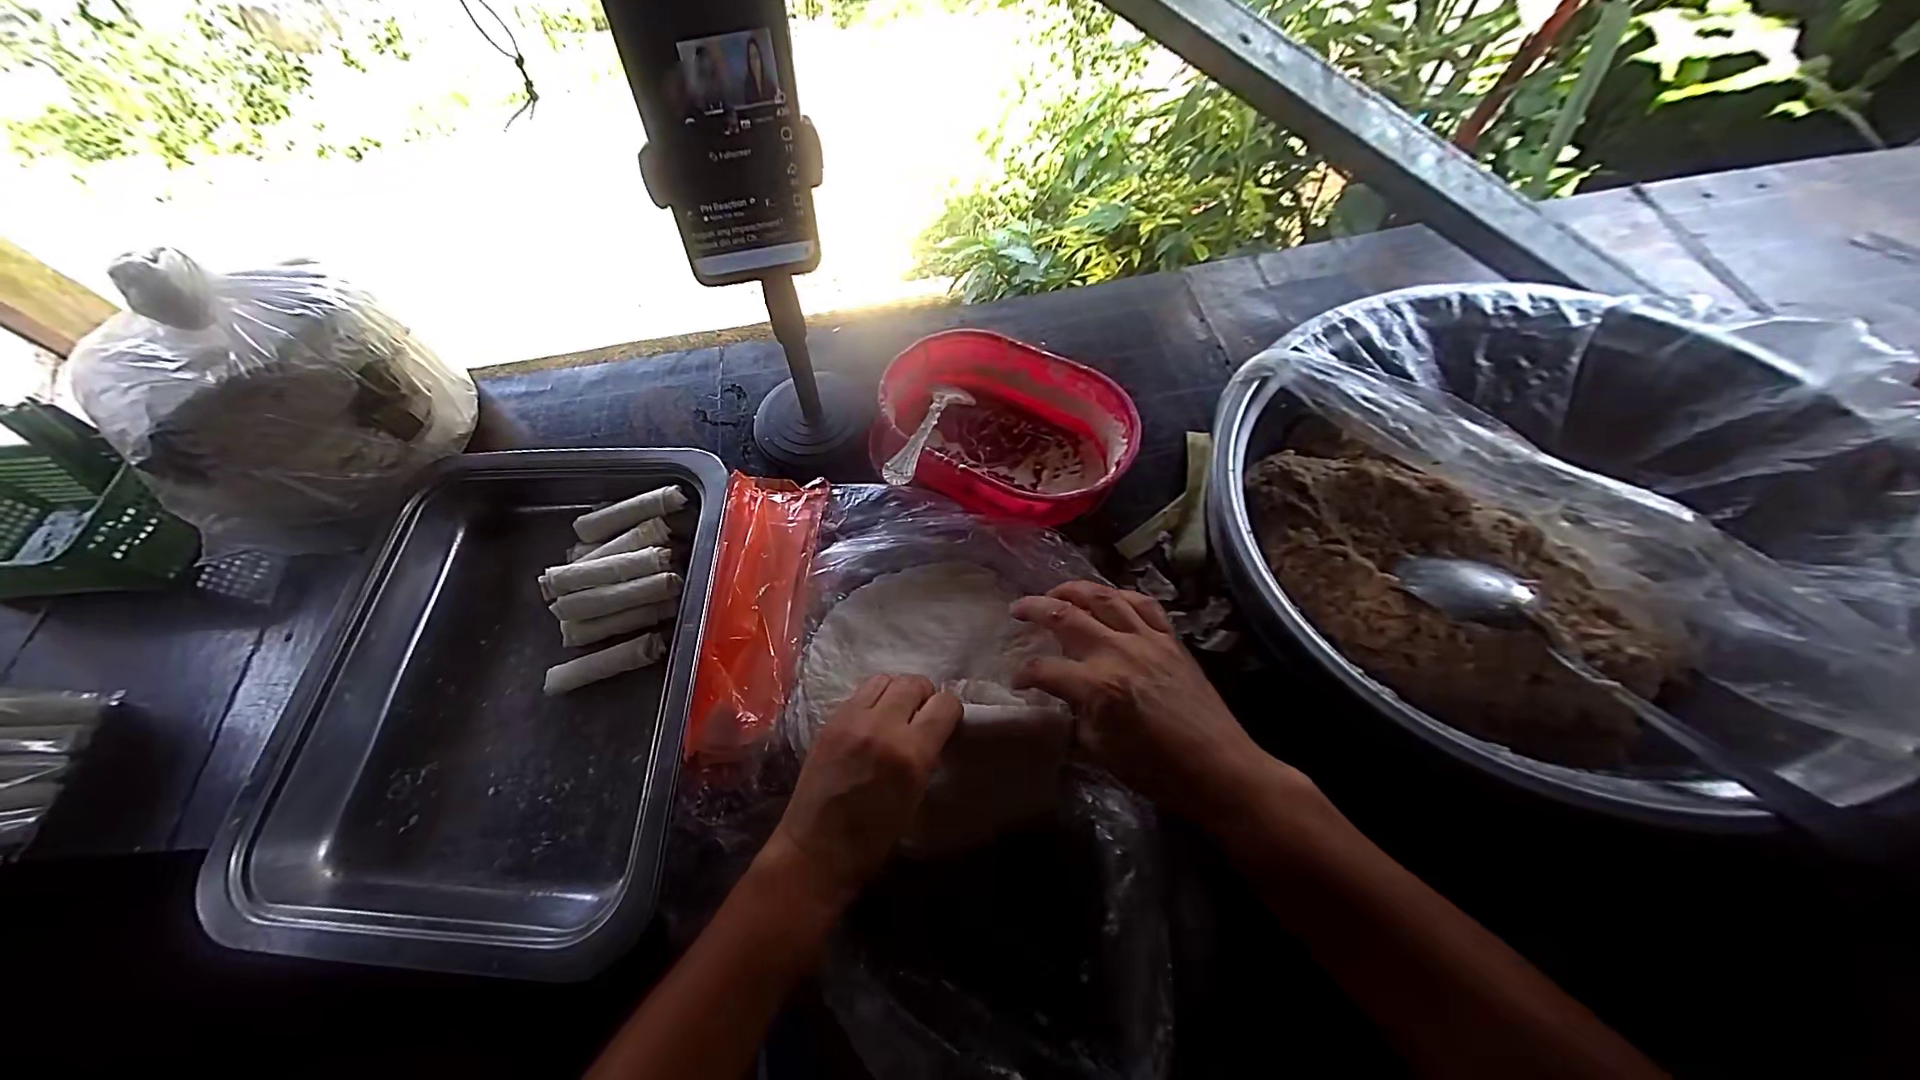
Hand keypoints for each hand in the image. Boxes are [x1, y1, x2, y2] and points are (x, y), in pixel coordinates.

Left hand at [764, 674, 961, 905]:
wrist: (816, 849)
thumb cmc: (874, 836)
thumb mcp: (916, 794)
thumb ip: (926, 752)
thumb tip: (934, 728)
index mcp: (910, 753)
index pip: (944, 704)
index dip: (949, 710)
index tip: (946, 722)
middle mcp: (882, 727)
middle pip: (914, 683)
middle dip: (925, 695)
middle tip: (921, 714)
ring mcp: (851, 720)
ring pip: (885, 679)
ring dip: (897, 691)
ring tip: (895, 712)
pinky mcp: (830, 720)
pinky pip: (860, 692)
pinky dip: (873, 699)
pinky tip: (871, 720)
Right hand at [1011, 581, 1301, 827]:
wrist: (1219, 768)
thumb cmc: (1156, 770)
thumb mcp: (1100, 751)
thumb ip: (1074, 717)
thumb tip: (1060, 700)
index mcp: (1096, 686)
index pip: (1044, 669)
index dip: (1024, 673)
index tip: (1017, 682)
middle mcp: (1118, 652)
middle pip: (1065, 617)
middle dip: (1034, 608)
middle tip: (1017, 608)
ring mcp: (1147, 640)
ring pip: (1103, 598)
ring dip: (1073, 590)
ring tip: (1056, 592)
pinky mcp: (1170, 639)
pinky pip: (1142, 604)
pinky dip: (1120, 595)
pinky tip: (1108, 598)